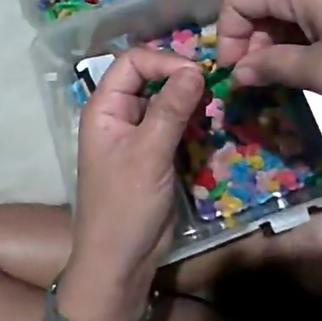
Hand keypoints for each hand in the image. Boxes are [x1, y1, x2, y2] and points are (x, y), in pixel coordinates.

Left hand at [62, 48, 204, 320]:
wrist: (121, 260)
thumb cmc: (124, 206)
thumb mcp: (149, 155)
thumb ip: (170, 111)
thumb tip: (195, 69)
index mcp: (104, 108)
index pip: (132, 62)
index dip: (163, 60)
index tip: (196, 73)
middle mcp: (119, 115)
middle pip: (150, 77)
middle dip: (180, 77)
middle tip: (214, 86)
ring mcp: (138, 134)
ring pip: (166, 100)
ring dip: (190, 100)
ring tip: (217, 104)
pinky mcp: (156, 152)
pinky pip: (175, 124)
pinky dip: (193, 121)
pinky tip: (213, 124)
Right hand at [216, 0, 321, 103]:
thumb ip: (274, 67)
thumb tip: (240, 72)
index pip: (237, 0)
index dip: (228, 38)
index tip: (239, 76)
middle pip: (261, 0)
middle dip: (253, 41)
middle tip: (265, 82)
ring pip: (289, 5)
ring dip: (280, 41)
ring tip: (292, 78)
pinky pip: (315, 7)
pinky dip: (306, 34)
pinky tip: (321, 63)